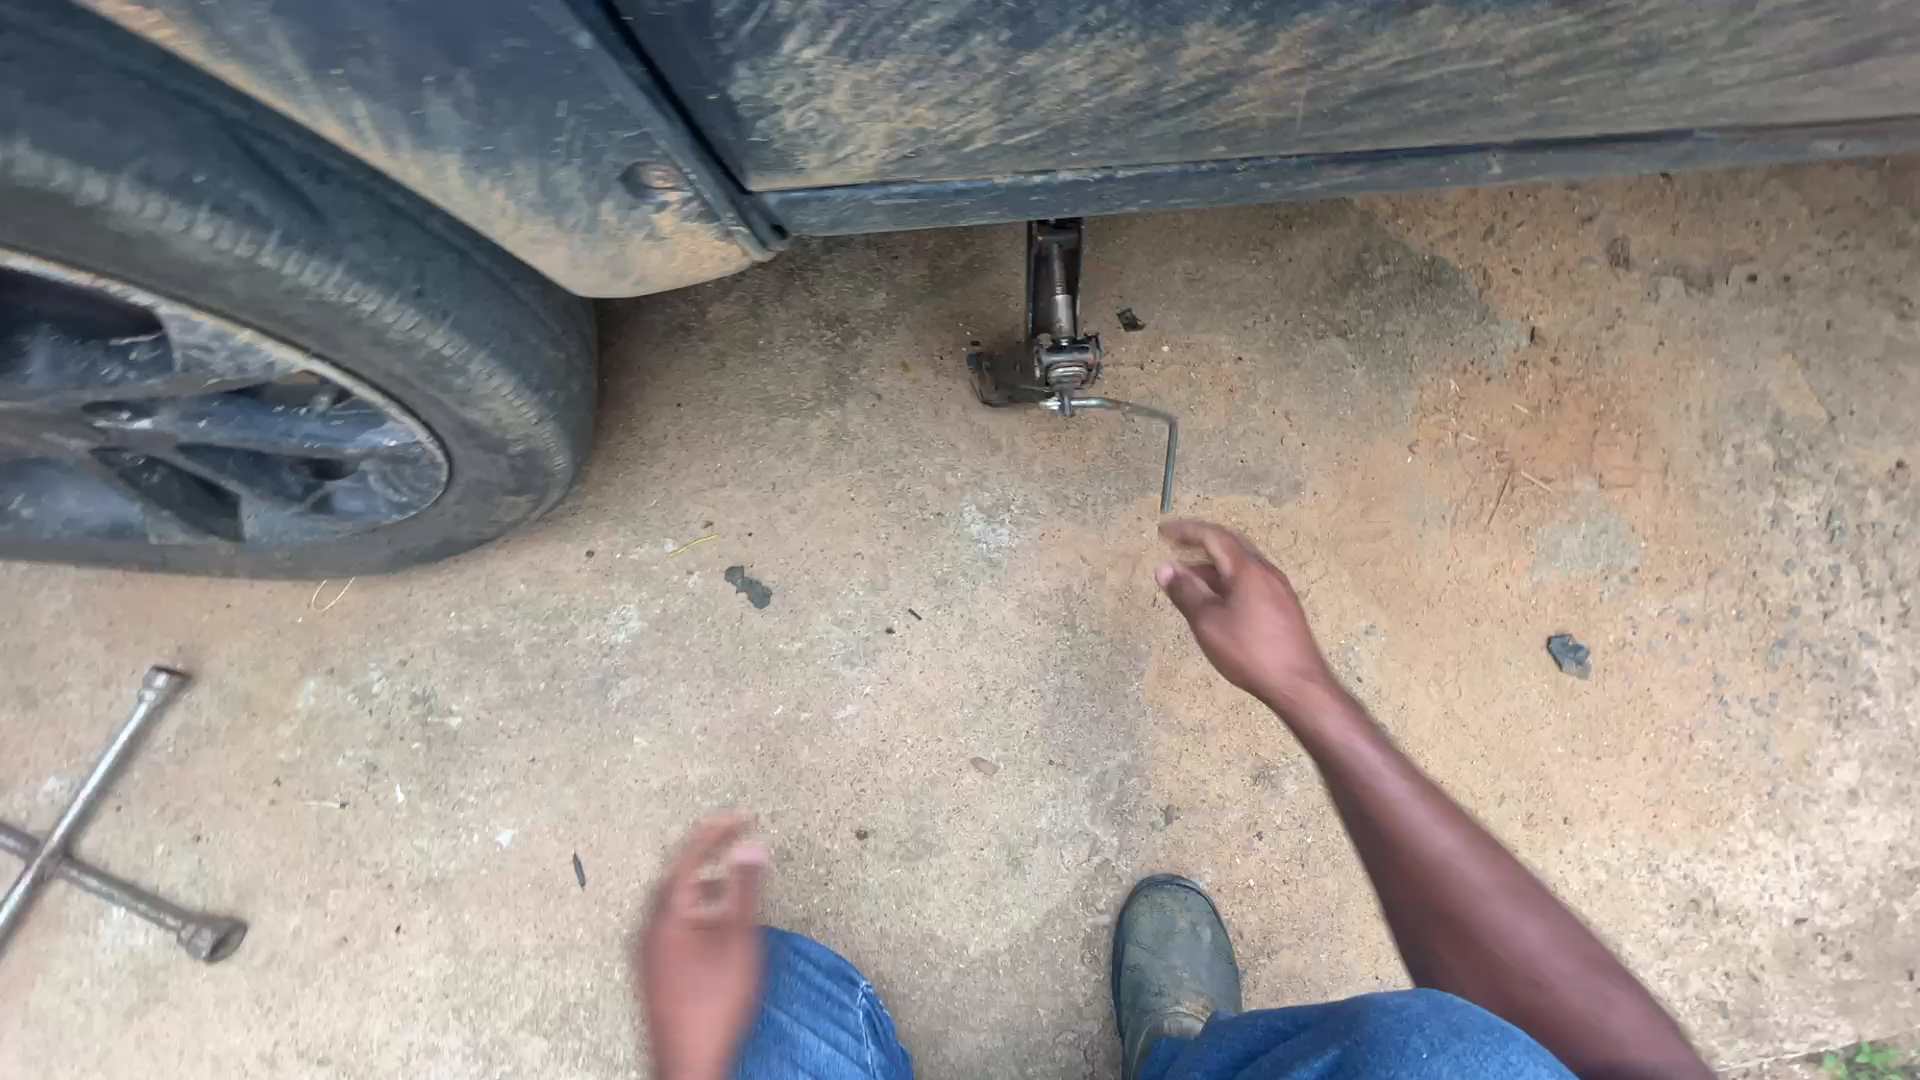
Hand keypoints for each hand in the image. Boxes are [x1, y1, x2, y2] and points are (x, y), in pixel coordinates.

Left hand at [638, 814, 770, 1079]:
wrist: (687, 1063)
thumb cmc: (715, 1001)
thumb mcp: (739, 938)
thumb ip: (744, 889)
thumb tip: (750, 847)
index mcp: (668, 911)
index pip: (691, 853)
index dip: (718, 829)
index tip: (744, 815)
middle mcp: (650, 924)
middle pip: (676, 869)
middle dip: (707, 846)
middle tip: (733, 829)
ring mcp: (648, 947)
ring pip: (673, 894)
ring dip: (702, 874)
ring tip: (730, 871)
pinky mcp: (653, 964)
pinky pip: (672, 914)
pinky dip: (696, 899)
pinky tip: (716, 914)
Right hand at [1154, 519, 1342, 718]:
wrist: (1299, 684)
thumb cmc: (1248, 651)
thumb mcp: (1207, 622)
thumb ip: (1185, 592)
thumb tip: (1164, 568)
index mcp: (1247, 569)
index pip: (1213, 537)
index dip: (1185, 531)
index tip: (1162, 532)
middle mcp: (1266, 572)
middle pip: (1230, 545)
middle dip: (1200, 543)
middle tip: (1175, 546)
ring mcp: (1278, 589)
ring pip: (1240, 565)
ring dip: (1212, 565)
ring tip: (1187, 578)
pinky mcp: (1282, 607)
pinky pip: (1249, 581)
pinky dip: (1226, 580)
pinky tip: (1215, 600)